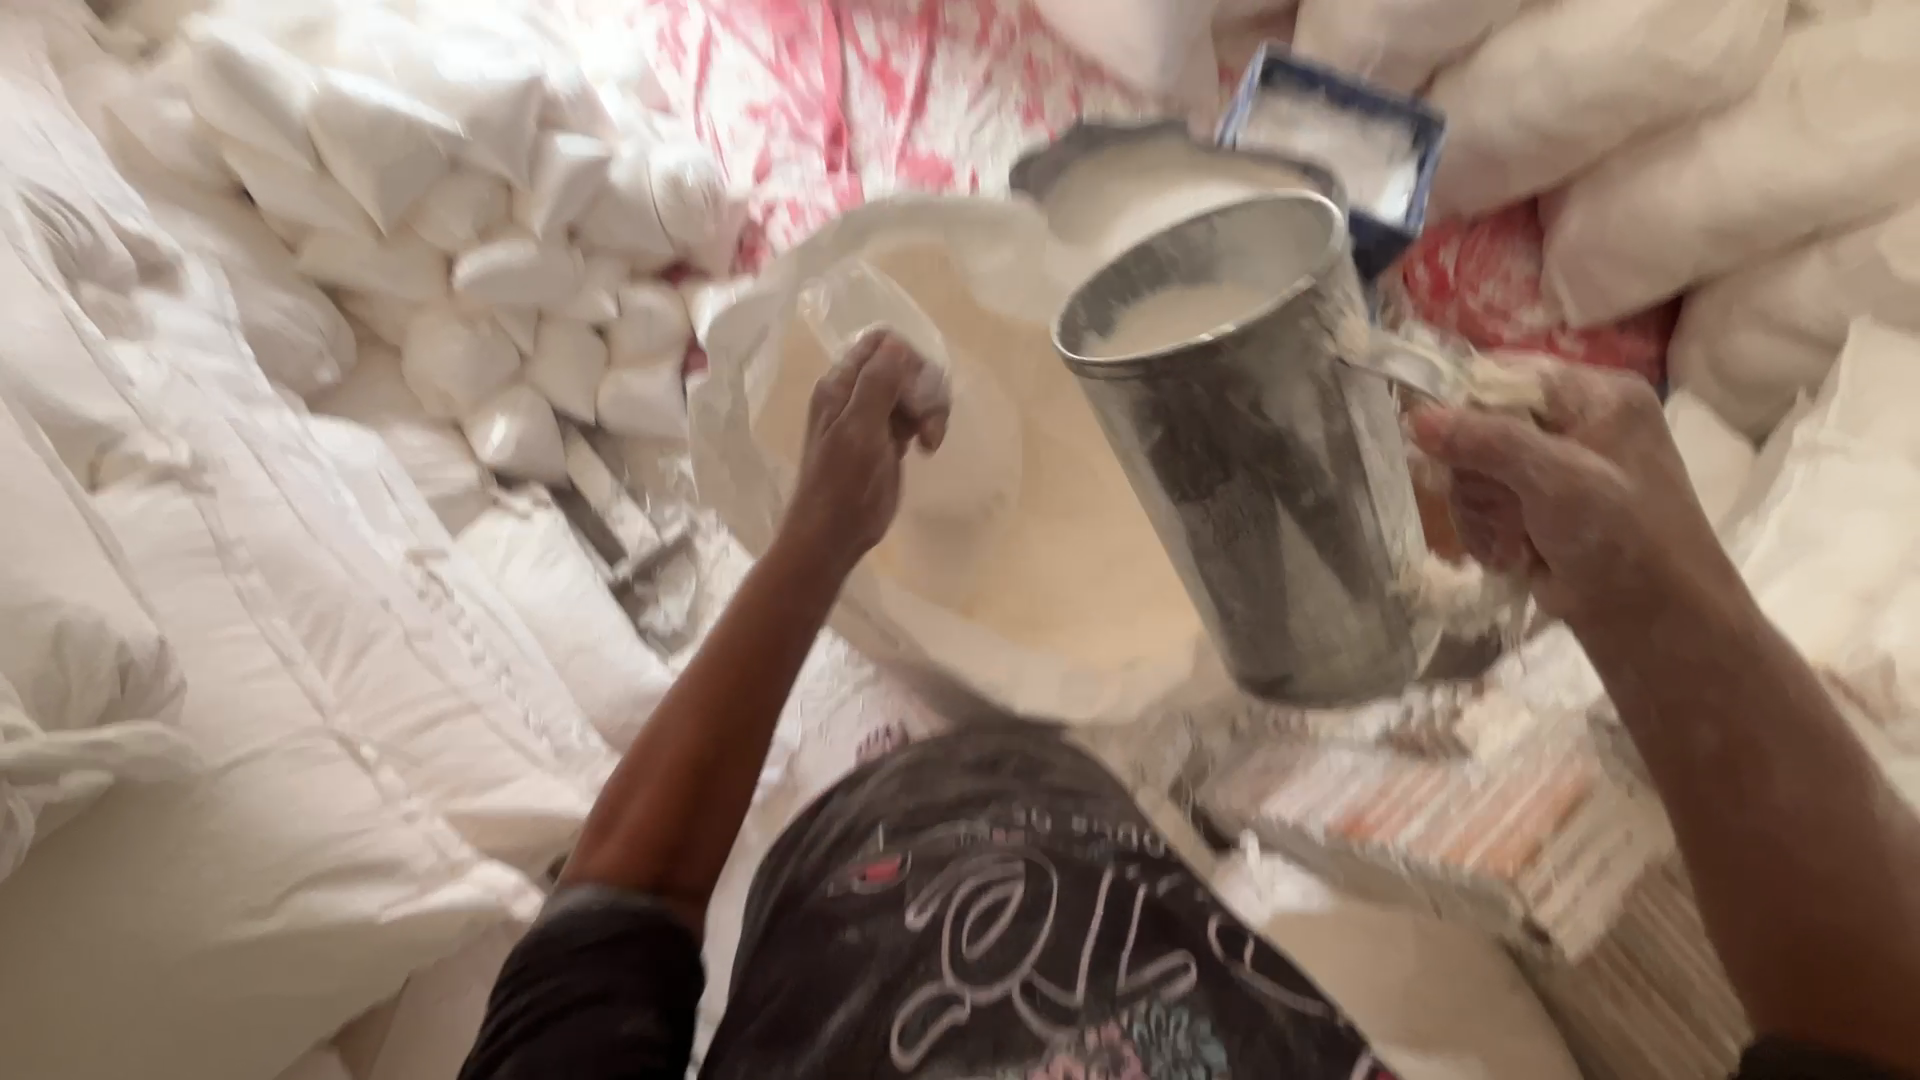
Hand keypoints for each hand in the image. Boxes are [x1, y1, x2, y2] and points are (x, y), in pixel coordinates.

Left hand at [774, 332, 948, 576]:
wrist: (834, 534)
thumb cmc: (841, 483)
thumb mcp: (858, 428)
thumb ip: (877, 383)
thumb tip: (899, 344)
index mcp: (841, 384)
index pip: (881, 344)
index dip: (907, 358)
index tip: (918, 390)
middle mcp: (856, 394)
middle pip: (903, 366)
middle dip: (924, 388)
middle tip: (927, 419)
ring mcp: (873, 418)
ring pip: (913, 392)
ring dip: (930, 410)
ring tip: (929, 440)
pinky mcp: (887, 441)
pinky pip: (914, 417)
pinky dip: (927, 427)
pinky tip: (927, 448)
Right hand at [1406, 354, 1743, 633]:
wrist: (1652, 619)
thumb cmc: (1622, 539)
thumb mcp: (1558, 481)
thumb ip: (1487, 442)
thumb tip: (1416, 416)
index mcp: (1597, 397)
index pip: (1503, 375)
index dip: (1461, 405)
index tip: (1437, 442)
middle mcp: (1573, 423)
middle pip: (1475, 428)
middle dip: (1475, 476)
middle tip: (1502, 507)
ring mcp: (1550, 466)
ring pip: (1469, 471)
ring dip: (1478, 511)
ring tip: (1512, 540)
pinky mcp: (1532, 503)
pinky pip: (1477, 502)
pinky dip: (1483, 529)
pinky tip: (1509, 551)